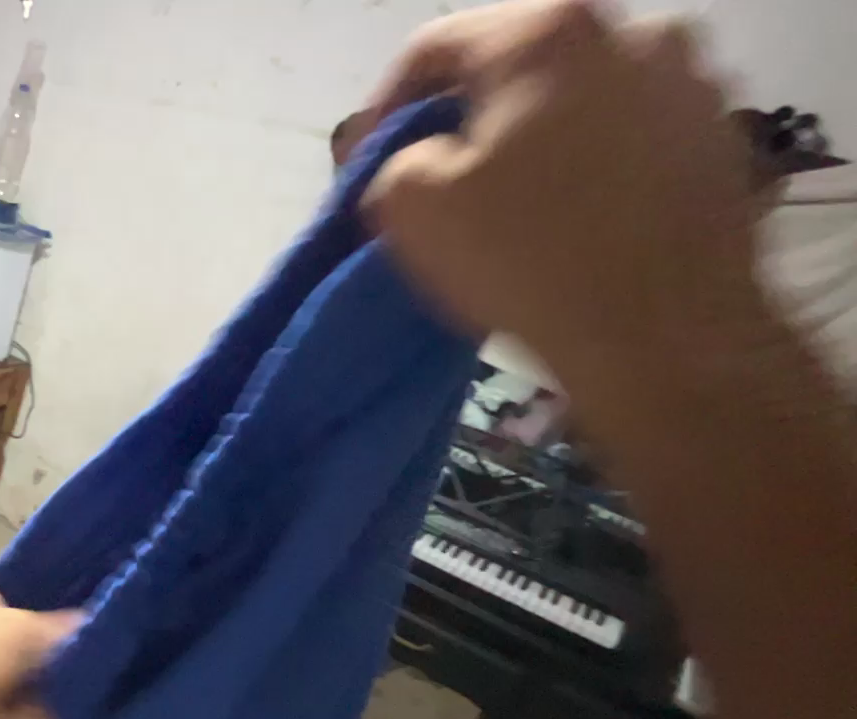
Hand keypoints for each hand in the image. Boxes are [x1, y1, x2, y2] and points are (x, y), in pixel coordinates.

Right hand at [361, 0, 768, 362]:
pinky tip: (561, 214)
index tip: (365, 164)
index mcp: (543, 34)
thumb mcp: (407, 206)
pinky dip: (580, 160)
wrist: (656, 324)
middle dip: (457, 121)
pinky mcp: (717, 130)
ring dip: (522, 138)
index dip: (380, 107)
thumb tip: (415, 156)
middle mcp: (632, 28)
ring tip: (499, 202)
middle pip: (507, 66)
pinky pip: (622, 130)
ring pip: (569, 96)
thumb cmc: (519, 254)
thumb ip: (390, 161)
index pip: (432, 47)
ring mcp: (690, 75)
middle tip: (429, 182)